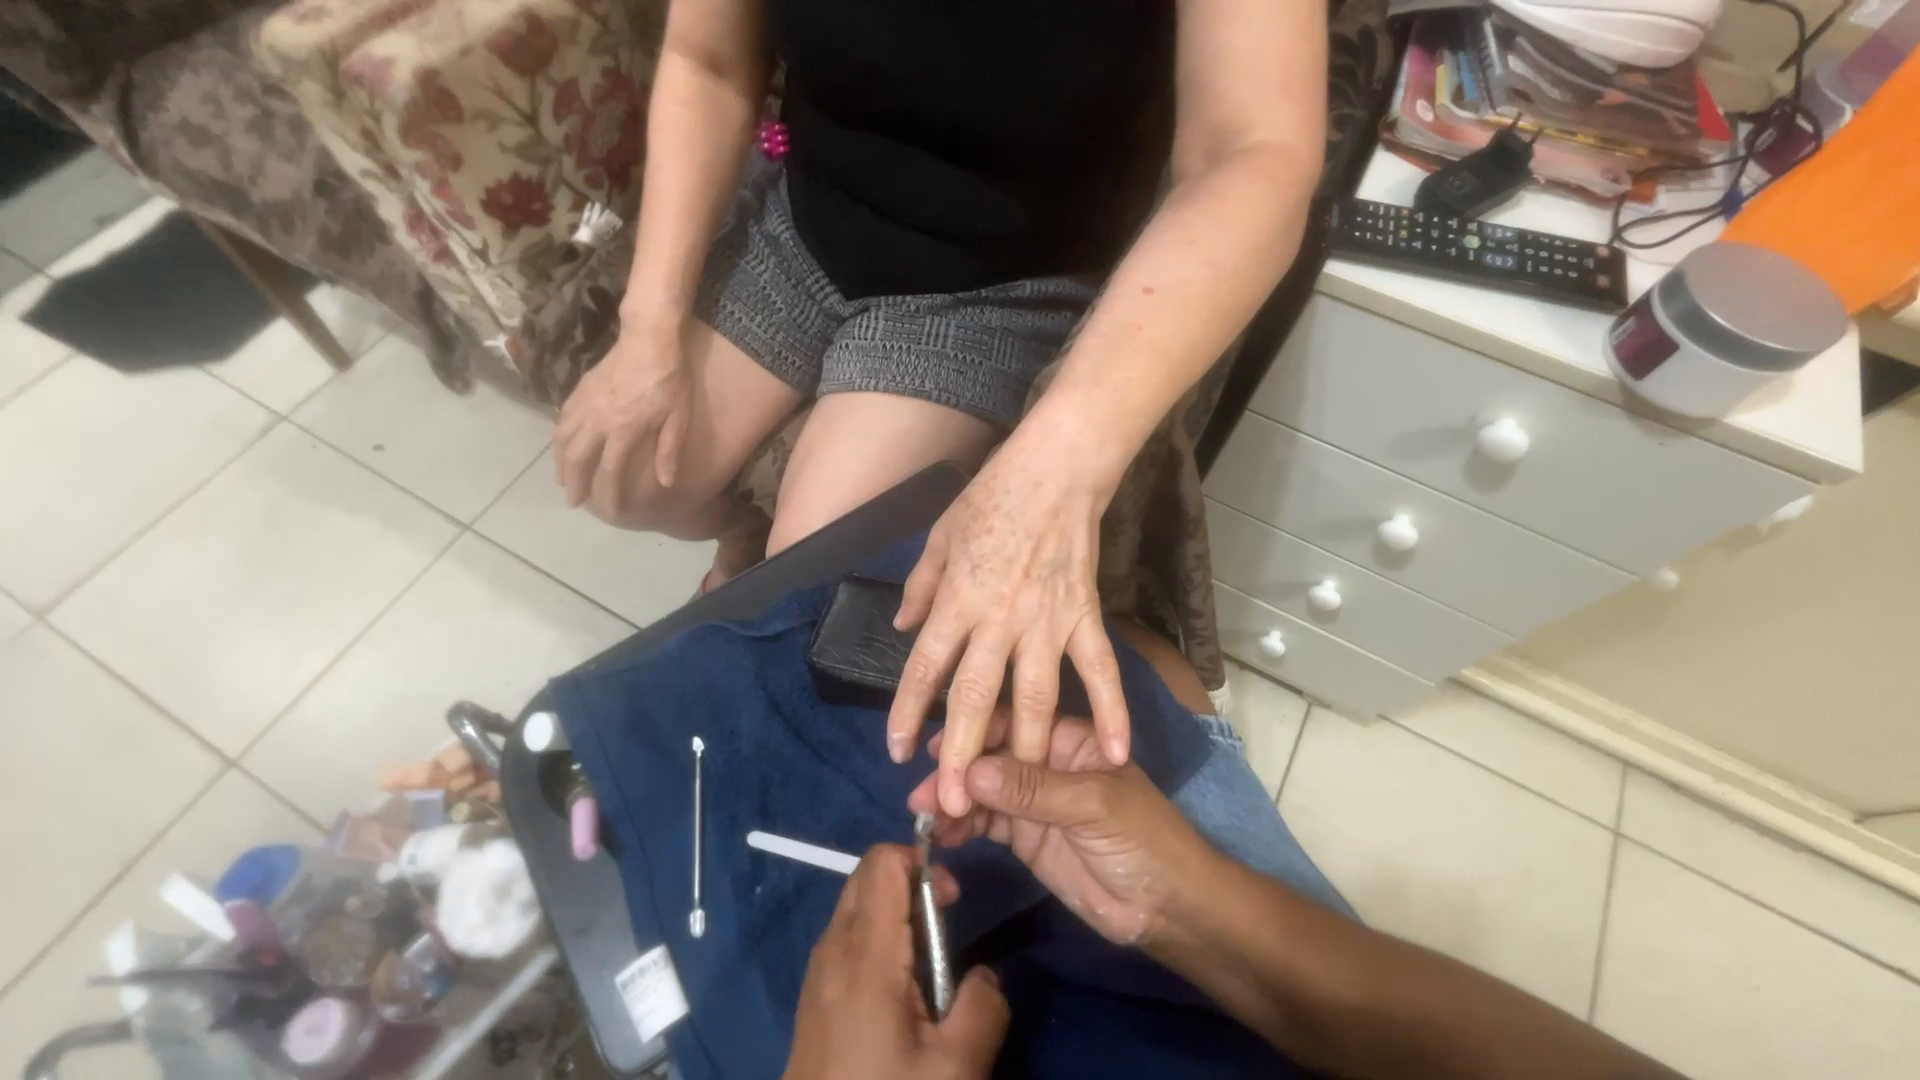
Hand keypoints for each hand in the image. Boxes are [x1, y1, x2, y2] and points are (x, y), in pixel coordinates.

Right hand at [552, 319, 692, 521]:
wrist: (648, 339)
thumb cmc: (670, 379)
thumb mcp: (678, 416)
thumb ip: (669, 450)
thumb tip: (665, 483)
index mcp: (623, 430)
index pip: (611, 472)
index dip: (609, 495)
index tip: (610, 512)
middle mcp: (597, 421)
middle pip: (577, 459)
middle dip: (574, 484)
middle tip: (574, 502)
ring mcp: (585, 404)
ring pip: (562, 440)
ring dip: (560, 463)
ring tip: (562, 480)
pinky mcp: (580, 390)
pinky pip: (562, 419)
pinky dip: (558, 438)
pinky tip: (561, 446)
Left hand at [785, 845, 1008, 1079]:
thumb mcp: (955, 1071)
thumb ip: (983, 1007)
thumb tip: (984, 976)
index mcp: (864, 954)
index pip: (882, 863)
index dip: (922, 863)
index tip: (954, 899)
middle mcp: (833, 951)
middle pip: (867, 879)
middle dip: (911, 884)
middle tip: (948, 928)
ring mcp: (818, 975)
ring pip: (856, 909)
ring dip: (896, 915)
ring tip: (930, 966)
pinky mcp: (814, 1000)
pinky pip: (847, 942)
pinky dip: (878, 941)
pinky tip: (902, 993)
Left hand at [888, 436, 1129, 817]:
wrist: (1054, 471)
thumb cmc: (991, 498)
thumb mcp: (939, 536)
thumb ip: (921, 587)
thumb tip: (904, 629)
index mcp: (957, 598)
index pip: (927, 665)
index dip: (907, 711)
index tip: (897, 752)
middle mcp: (998, 619)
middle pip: (974, 695)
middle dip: (959, 752)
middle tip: (950, 803)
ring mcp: (1046, 622)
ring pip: (1033, 697)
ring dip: (1021, 749)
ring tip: (1014, 800)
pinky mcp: (1085, 617)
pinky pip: (1100, 670)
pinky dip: (1111, 710)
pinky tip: (1117, 753)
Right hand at [909, 717, 1208, 946]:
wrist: (1168, 908)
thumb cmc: (1144, 840)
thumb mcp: (1092, 806)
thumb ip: (1033, 789)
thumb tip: (970, 772)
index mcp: (1069, 738)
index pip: (1013, 723)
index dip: (975, 733)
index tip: (938, 747)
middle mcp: (1045, 762)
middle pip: (990, 758)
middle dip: (955, 772)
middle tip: (922, 793)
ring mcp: (1033, 801)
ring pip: (983, 792)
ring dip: (953, 802)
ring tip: (923, 816)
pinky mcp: (1025, 837)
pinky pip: (987, 824)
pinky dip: (963, 827)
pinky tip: (942, 835)